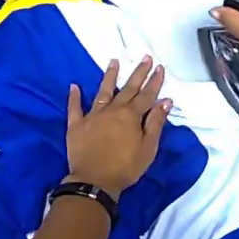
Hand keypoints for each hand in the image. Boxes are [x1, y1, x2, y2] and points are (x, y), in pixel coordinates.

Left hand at [65, 57, 171, 194]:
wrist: (94, 181)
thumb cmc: (126, 167)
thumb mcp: (148, 148)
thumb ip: (156, 123)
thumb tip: (165, 101)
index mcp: (131, 115)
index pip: (146, 95)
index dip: (154, 81)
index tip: (160, 67)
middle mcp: (113, 110)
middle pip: (128, 88)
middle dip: (138, 73)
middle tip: (145, 57)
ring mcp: (93, 115)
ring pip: (103, 91)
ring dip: (109, 76)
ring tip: (114, 61)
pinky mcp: (76, 125)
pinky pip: (75, 107)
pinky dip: (74, 97)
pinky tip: (74, 86)